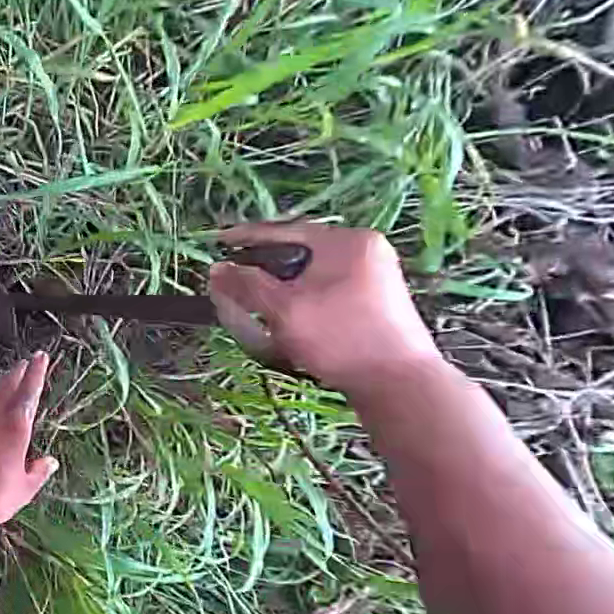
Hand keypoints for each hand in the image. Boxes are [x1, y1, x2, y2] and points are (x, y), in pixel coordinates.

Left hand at [0, 351, 58, 532]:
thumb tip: (50, 462)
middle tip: (26, 362)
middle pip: (6, 385)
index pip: (28, 392)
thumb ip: (38, 472)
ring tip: (7, 376)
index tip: (41, 357)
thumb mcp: (24, 489)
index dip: (36, 372)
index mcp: (15, 428)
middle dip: (18, 371)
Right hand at [206, 222, 446, 396]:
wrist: (397, 382)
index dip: (246, 237)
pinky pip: (325, 287)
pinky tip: (284, 313)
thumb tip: (216, 269)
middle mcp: (365, 250)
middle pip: (299, 251)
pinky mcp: (375, 299)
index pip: (285, 231)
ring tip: (252, 298)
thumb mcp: (283, 308)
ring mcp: (374, 274)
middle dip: (263, 265)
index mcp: (346, 242)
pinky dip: (300, 295)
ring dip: (280, 284)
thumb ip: (246, 285)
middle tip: (233, 277)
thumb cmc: (338, 337)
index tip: (218, 242)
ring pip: (311, 272)